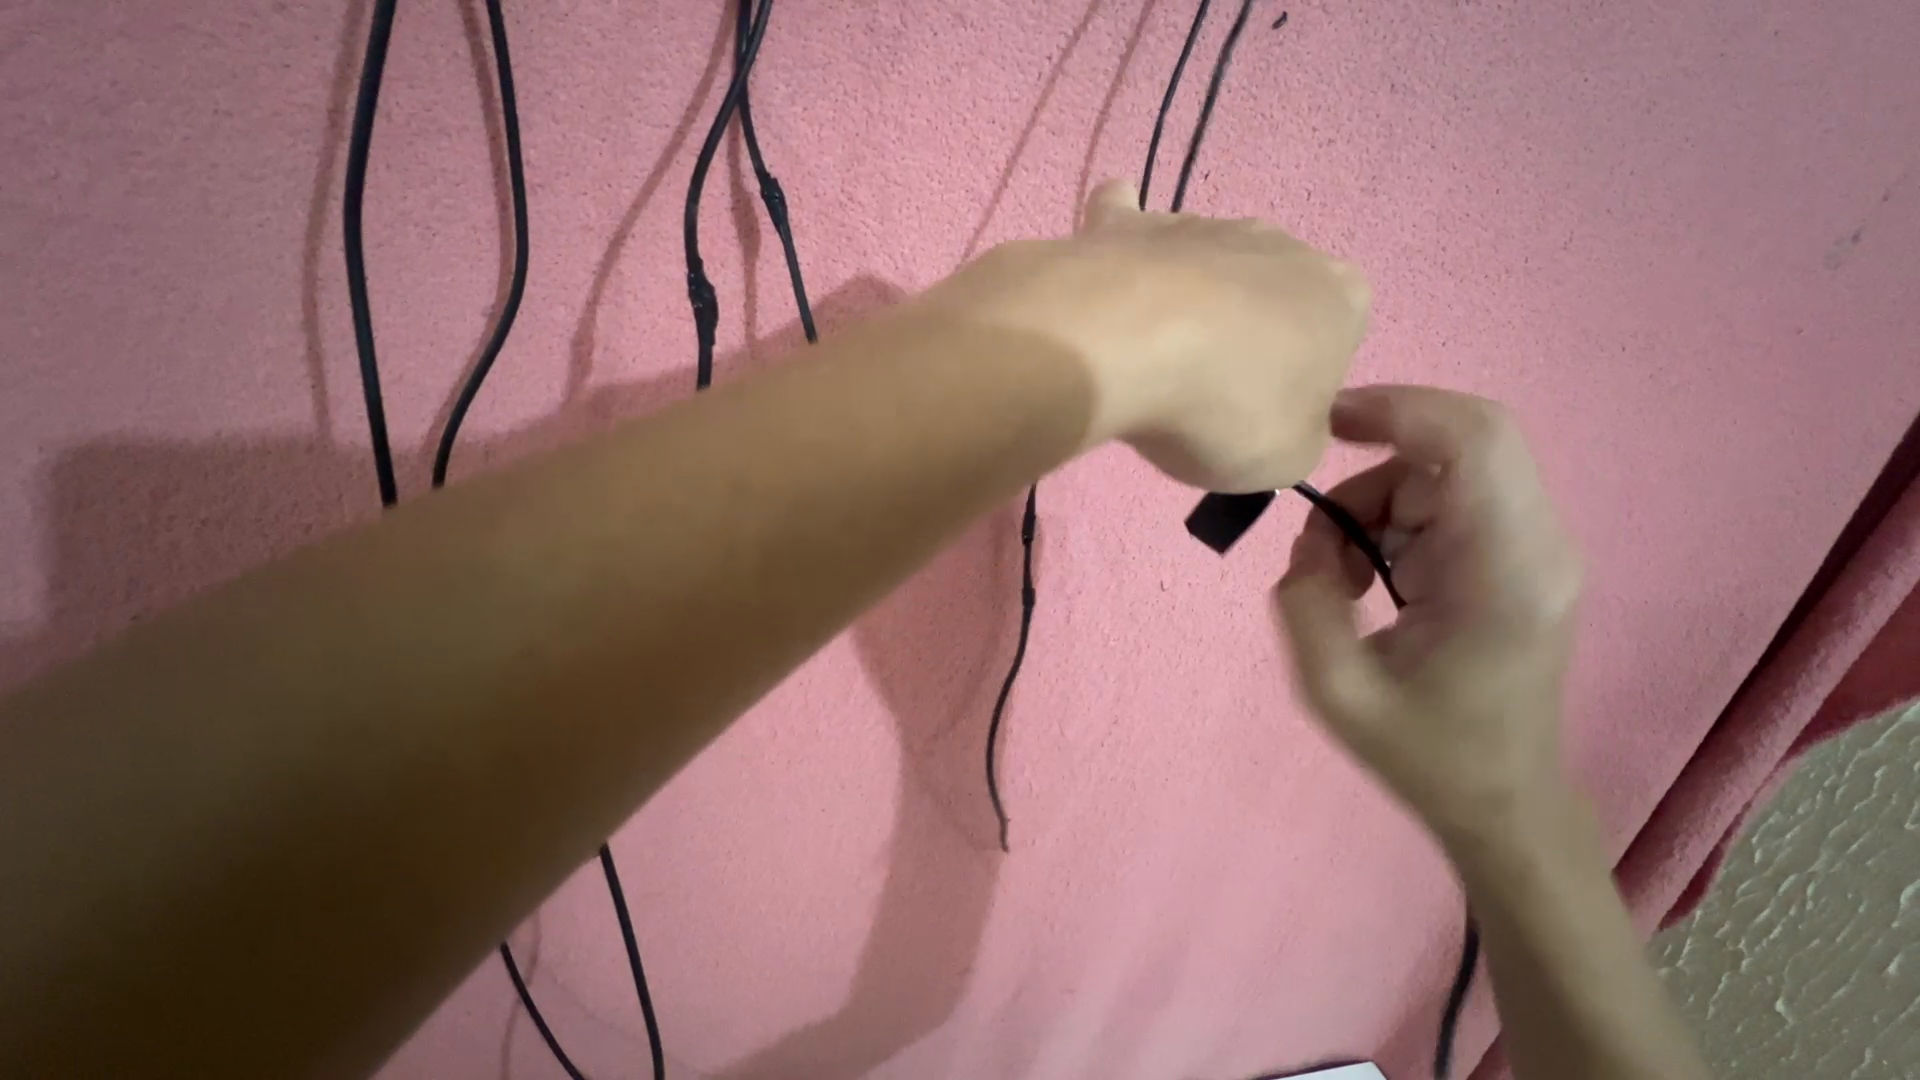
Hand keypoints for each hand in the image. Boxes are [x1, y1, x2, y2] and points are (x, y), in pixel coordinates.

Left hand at [924, 180, 1369, 491]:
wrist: (1125, 351)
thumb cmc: (1225, 409)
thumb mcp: (1289, 457)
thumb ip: (1302, 434)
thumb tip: (1290, 421)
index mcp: (1339, 296)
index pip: (1340, 333)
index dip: (1305, 376)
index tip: (1265, 411)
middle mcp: (1278, 245)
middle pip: (1269, 293)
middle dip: (1244, 334)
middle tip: (1203, 391)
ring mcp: (1199, 226)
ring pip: (1202, 263)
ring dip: (1186, 300)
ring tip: (1147, 356)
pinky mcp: (1126, 225)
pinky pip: (1126, 217)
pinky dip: (1123, 237)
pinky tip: (1109, 254)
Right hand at [1272, 386, 1582, 839]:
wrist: (1502, 801)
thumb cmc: (1425, 755)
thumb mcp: (1336, 692)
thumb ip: (1304, 603)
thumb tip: (1311, 544)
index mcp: (1504, 573)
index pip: (1473, 441)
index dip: (1397, 408)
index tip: (1324, 423)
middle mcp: (1534, 545)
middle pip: (1459, 441)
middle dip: (1373, 462)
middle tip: (1317, 517)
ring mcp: (1531, 549)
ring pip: (1441, 470)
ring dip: (1373, 503)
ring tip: (1338, 575)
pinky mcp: (1515, 557)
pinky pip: (1443, 500)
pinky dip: (1389, 521)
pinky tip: (1368, 578)